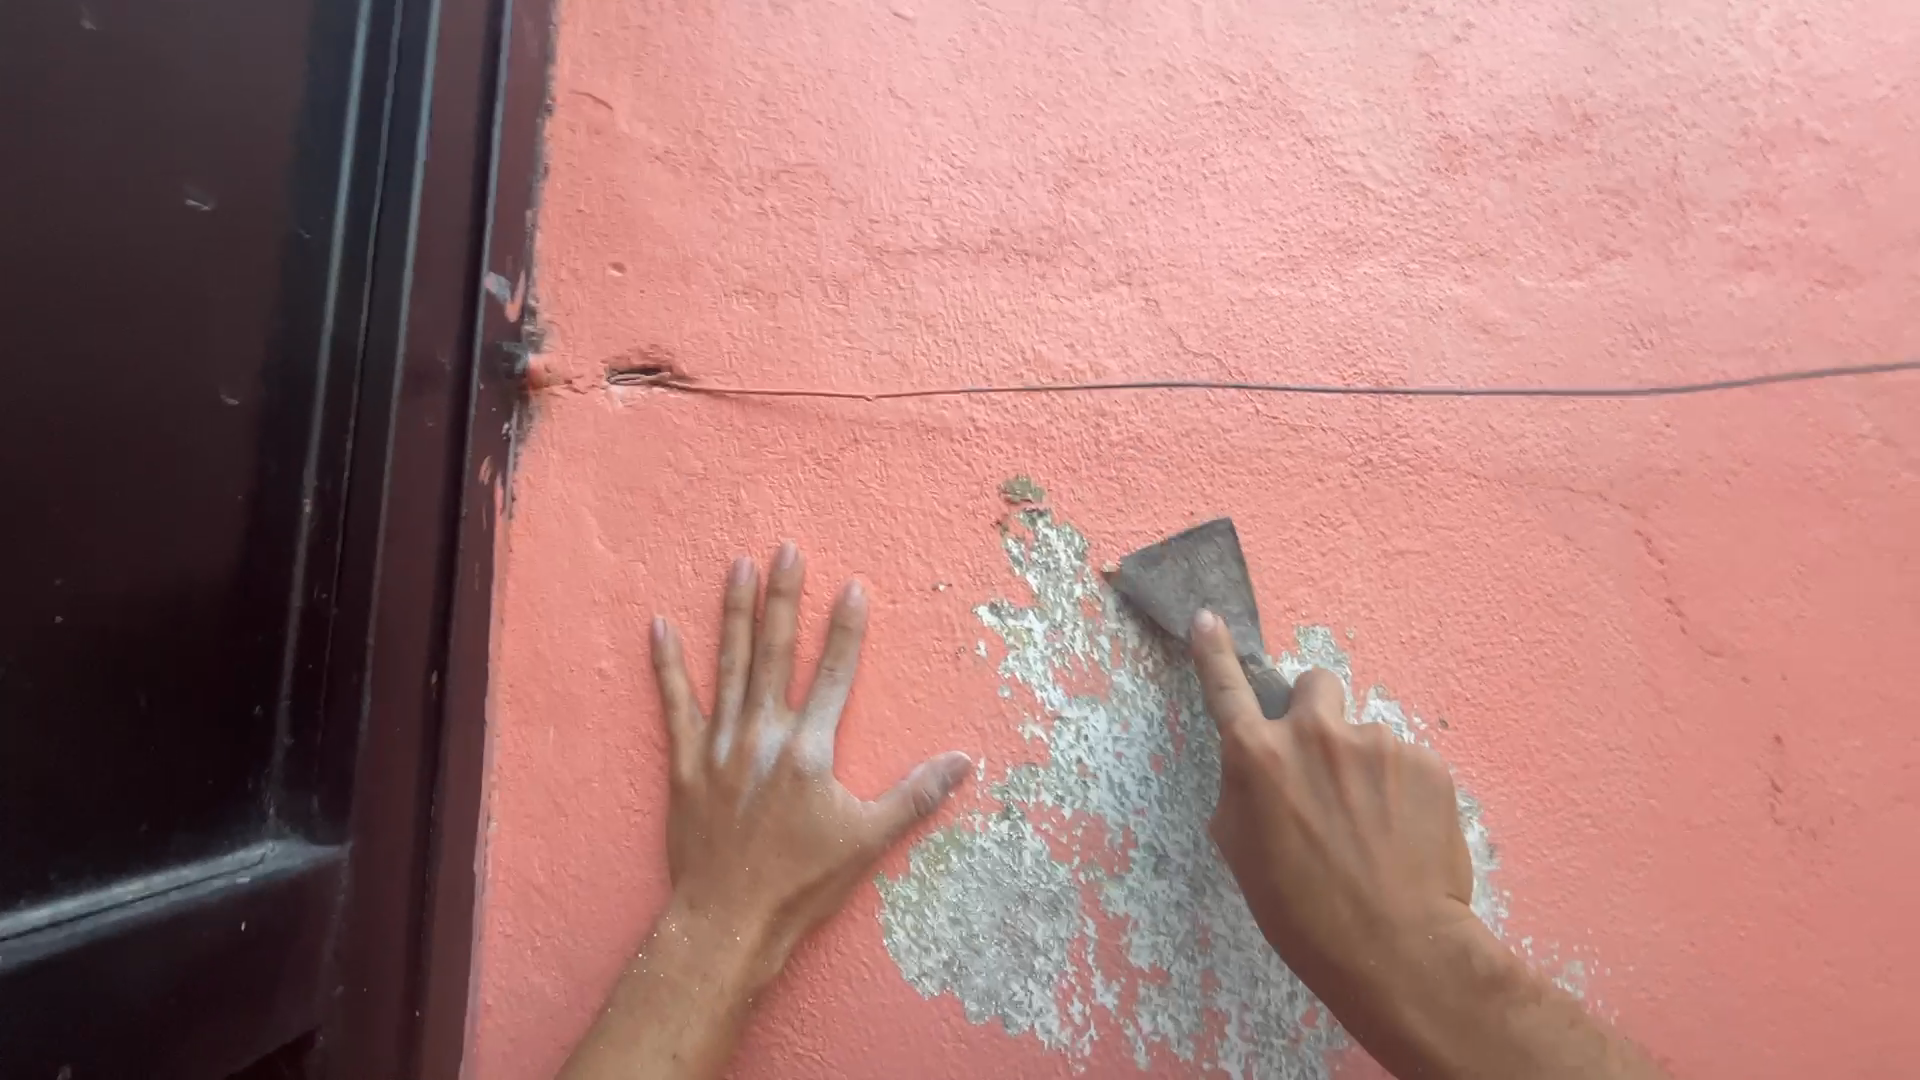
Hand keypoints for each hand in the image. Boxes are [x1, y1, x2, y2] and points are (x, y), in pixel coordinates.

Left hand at [649, 542, 972, 990]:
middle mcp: (764, 735)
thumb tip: (966, 761)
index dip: (846, 627)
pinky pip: (675, 706)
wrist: (727, 924)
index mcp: (810, 749)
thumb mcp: (870, 840)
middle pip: (777, 652)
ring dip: (735, 613)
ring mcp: (721, 746)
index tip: (851, 585)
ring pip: (730, 665)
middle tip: (786, 550)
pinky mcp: (687, 764)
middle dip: (784, 597)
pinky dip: (667, 666)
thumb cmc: (802, 883)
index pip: (834, 672)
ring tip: (738, 566)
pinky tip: (660, 627)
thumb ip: (917, 794)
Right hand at [1192, 610, 1475, 1048]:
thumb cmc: (1298, 908)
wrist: (1399, 951)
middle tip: (1326, 763)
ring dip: (1361, 760)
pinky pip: (1404, 760)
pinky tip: (1404, 831)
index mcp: (1256, 755)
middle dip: (1315, 711)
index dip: (1213, 650)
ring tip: (1374, 820)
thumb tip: (1256, 765)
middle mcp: (1312, 734)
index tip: (1207, 619)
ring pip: (1362, 731)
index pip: (1225, 687)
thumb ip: (1242, 787)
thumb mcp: (1240, 846)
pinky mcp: (1426, 762)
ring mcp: (1374, 743)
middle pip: (1313, 683)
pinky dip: (1401, 787)